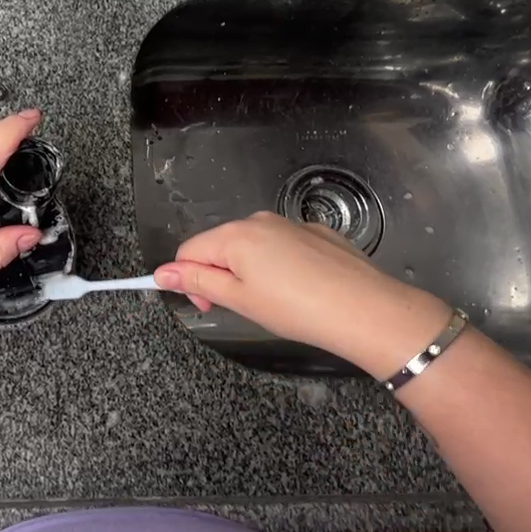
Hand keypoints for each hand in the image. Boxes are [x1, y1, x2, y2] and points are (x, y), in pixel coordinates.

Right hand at [153, 212, 452, 378]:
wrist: (368, 311)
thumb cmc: (297, 309)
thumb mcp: (239, 299)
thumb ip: (198, 281)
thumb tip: (162, 272)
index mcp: (235, 235)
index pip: (189, 251)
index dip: (190, 280)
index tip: (208, 306)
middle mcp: (260, 221)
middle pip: (220, 245)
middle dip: (220, 274)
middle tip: (242, 307)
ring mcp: (291, 224)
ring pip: (253, 246)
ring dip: (250, 271)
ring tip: (275, 302)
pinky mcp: (318, 234)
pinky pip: (283, 246)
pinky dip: (280, 266)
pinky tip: (301, 290)